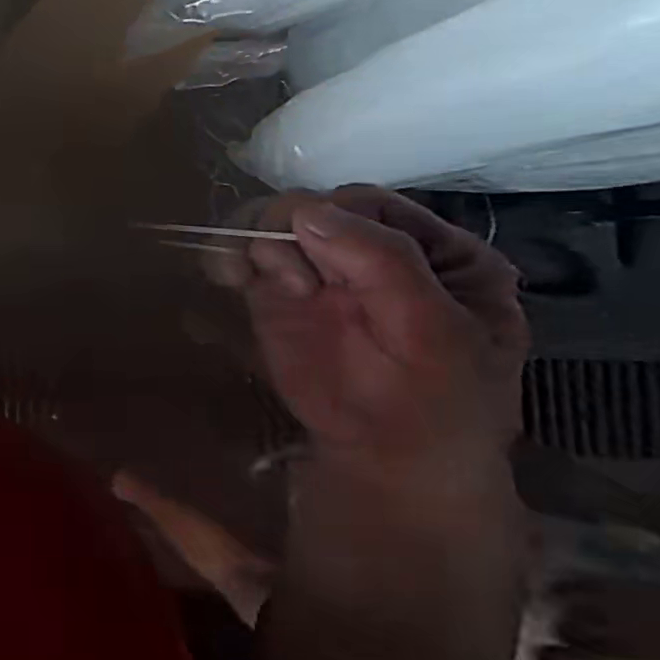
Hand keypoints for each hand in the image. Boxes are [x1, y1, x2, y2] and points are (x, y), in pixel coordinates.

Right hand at [210, 185, 528, 479]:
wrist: (386, 454)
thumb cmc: (434, 399)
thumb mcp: (431, 329)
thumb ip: (382, 262)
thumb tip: (305, 210)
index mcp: (433, 251)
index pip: (369, 204)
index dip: (335, 221)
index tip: (324, 267)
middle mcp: (371, 252)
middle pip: (311, 208)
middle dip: (290, 235)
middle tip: (297, 286)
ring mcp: (318, 272)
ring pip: (270, 226)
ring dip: (256, 245)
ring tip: (257, 284)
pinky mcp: (273, 293)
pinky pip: (240, 256)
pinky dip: (225, 256)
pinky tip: (226, 277)